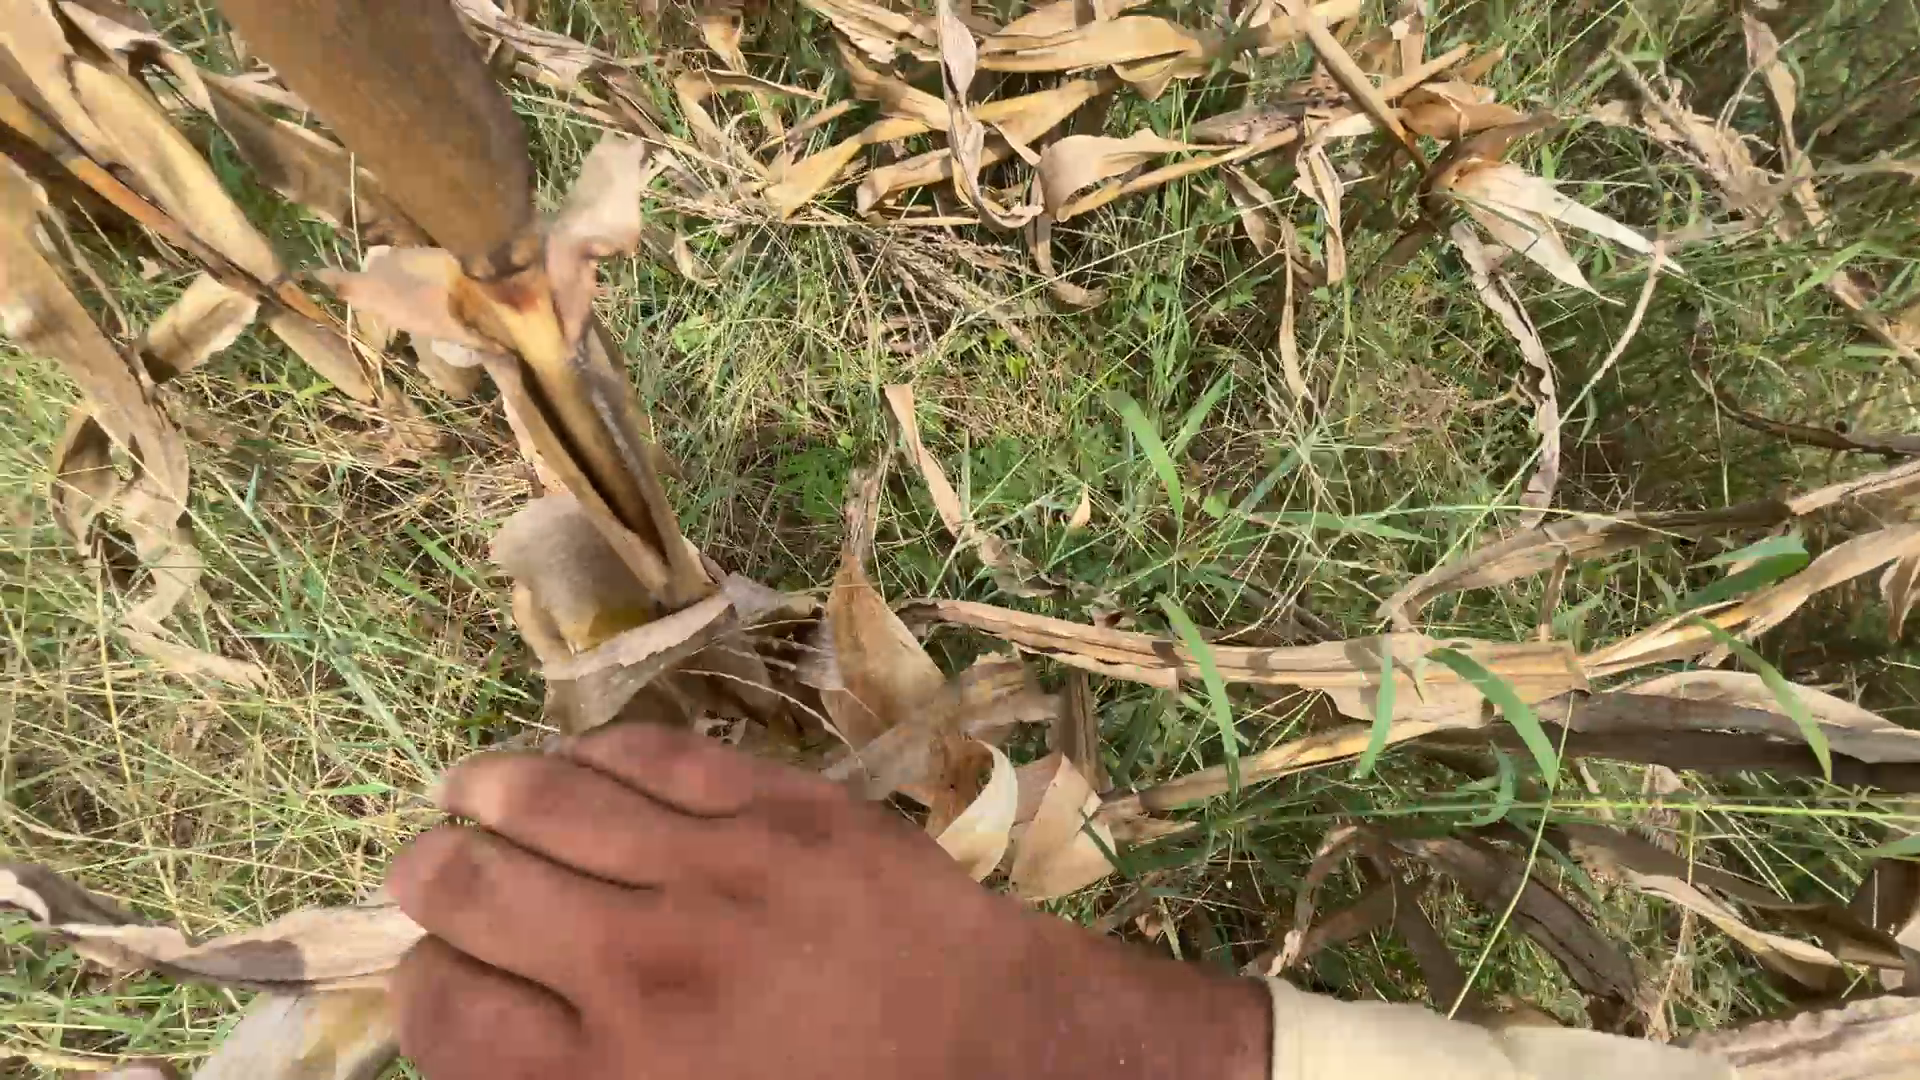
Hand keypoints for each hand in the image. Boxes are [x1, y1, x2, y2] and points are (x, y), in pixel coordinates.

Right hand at [388, 724, 1269, 1079]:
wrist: (984, 1038)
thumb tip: (508, 1047)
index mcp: (610, 1077)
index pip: (453, 1013)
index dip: (423, 977)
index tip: (432, 956)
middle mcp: (641, 963)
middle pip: (488, 893)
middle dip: (437, 870)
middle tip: (426, 853)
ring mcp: (717, 867)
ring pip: (563, 806)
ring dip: (501, 790)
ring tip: (473, 782)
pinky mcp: (782, 804)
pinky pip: (666, 758)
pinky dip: (608, 750)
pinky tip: (583, 748)